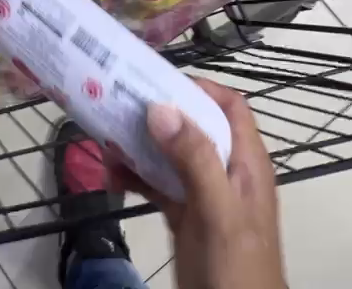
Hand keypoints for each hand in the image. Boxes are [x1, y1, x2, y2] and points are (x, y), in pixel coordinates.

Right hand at [110, 78, 285, 288]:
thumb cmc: (237, 273)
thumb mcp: (219, 214)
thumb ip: (195, 160)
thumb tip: (160, 107)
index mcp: (246, 164)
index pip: (228, 106)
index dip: (198, 88)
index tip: (156, 82)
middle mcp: (226, 172)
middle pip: (191, 126)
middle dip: (155, 115)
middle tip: (117, 105)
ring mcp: (204, 195)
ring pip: (169, 153)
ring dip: (138, 146)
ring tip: (106, 144)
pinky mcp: (185, 217)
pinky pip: (156, 184)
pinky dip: (134, 177)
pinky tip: (112, 178)